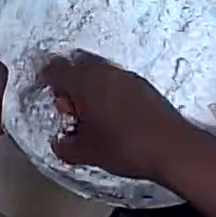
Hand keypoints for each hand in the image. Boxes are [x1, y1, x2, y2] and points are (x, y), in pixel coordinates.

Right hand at [39, 50, 215, 184]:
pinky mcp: (142, 85)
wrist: (172, 148)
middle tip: (68, 107)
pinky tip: (111, 115)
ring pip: (98, 71)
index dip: (46, 76)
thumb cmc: (126, 147)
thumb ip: (66, 146)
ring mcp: (126, 76)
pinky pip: (115, 79)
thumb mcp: (87, 152)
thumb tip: (60, 144)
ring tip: (89, 114)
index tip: (43, 85)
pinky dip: (106, 90)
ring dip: (88, 86)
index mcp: (85, 83)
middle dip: (68, 81)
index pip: (56, 69)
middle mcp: (105, 73)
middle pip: (77, 64)